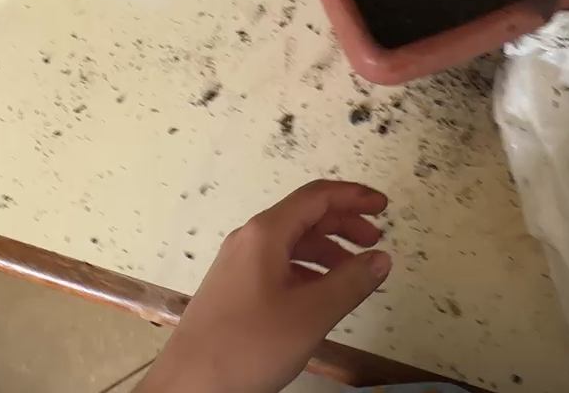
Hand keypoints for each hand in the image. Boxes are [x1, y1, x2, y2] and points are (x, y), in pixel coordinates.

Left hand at [138, 180, 391, 392]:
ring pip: (292, 243)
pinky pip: (279, 265)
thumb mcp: (309, 316)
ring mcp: (239, 263)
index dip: (354, 196)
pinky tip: (322, 294)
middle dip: (344, 223)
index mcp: (267, 232)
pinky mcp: (234, 289)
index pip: (317, 196)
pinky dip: (308, 270)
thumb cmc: (248, 346)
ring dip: (328, 249)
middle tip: (376, 239)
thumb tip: (381, 258)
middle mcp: (251, 238)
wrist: (185, 390)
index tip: (383, 205)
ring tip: (356, 271)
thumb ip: (350, 283)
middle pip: (305, 215)